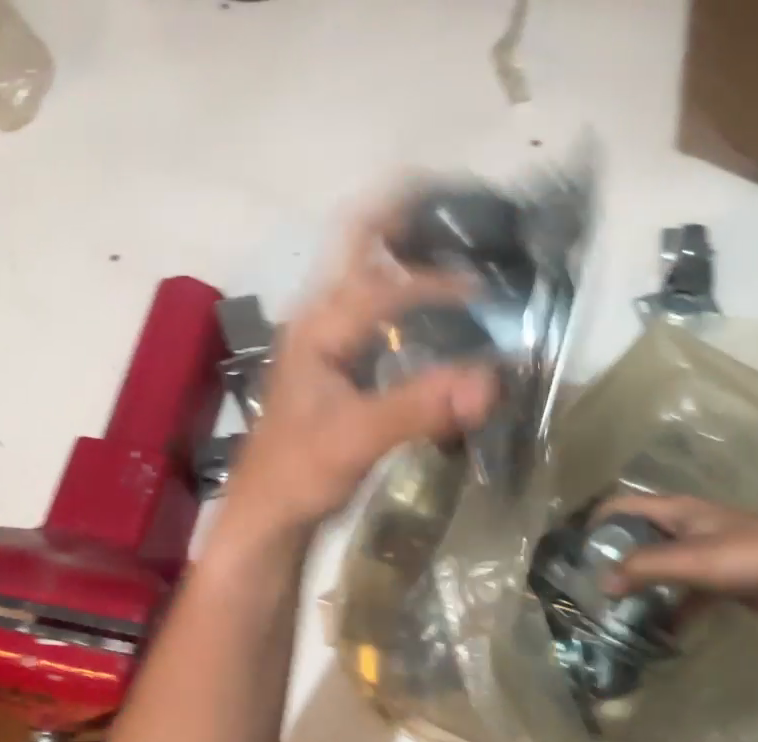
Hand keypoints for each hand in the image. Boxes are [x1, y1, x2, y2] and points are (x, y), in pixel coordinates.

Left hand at [221, 199, 498, 534]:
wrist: (266, 518)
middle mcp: (321, 322)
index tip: (490, 290)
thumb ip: (420, 407)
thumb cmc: (298, 474)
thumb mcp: (356, 440)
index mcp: (318, 326)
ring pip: (369, 279)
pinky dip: (412, 304)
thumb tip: (491, 381)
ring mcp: (328, 344)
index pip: (384, 281)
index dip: (439, 280)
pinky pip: (379, 317)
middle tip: (460, 207)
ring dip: (410, 258)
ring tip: (464, 253)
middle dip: (405, 220)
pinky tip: (445, 322)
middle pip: (359, 247)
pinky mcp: (340, 371)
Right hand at [598, 494, 757, 614]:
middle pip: (640, 536)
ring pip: (662, 565)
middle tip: (592, 588)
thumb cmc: (748, 557)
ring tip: (618, 611)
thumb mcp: (691, 560)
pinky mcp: (721, 576)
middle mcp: (688, 525)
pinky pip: (685, 589)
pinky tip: (661, 630)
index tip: (575, 552)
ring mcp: (706, 550)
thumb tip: (602, 582)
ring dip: (642, 585)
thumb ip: (645, 568)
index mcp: (679, 510)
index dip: (597, 522)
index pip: (624, 506)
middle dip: (615, 558)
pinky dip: (673, 606)